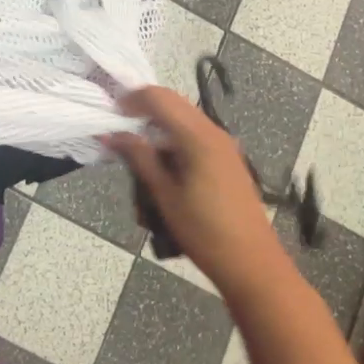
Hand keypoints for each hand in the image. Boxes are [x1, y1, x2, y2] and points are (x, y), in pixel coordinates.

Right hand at [104, 86, 280, 291]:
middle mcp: (214, 132)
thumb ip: (139, 157)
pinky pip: (195, 133)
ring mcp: (225, 144)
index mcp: (198, 137)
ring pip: (184, 116)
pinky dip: (175, 137)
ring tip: (140, 153)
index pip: (158, 98)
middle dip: (143, 110)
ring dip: (159, 124)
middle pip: (172, 102)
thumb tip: (112, 134)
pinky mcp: (228, 158)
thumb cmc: (204, 232)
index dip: (131, 100)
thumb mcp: (165, 195)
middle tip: (120, 130)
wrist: (253, 265)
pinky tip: (165, 165)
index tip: (110, 115)